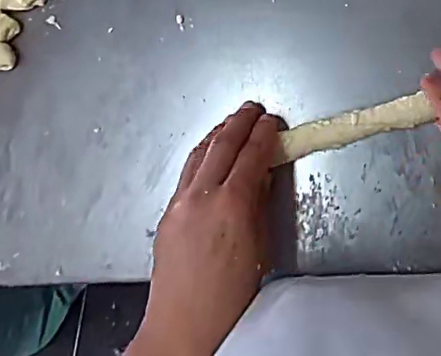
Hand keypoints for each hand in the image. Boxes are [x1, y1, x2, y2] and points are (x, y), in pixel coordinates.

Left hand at [129, 102, 281, 355]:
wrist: (183, 331)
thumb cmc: (228, 305)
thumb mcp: (259, 251)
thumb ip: (260, 205)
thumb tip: (264, 175)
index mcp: (231, 206)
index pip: (252, 154)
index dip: (264, 134)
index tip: (272, 123)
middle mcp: (202, 196)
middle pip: (223, 143)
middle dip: (240, 121)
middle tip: (254, 109)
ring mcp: (180, 202)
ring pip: (201, 151)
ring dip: (219, 132)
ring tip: (232, 121)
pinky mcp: (167, 211)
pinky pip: (187, 170)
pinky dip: (203, 152)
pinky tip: (210, 150)